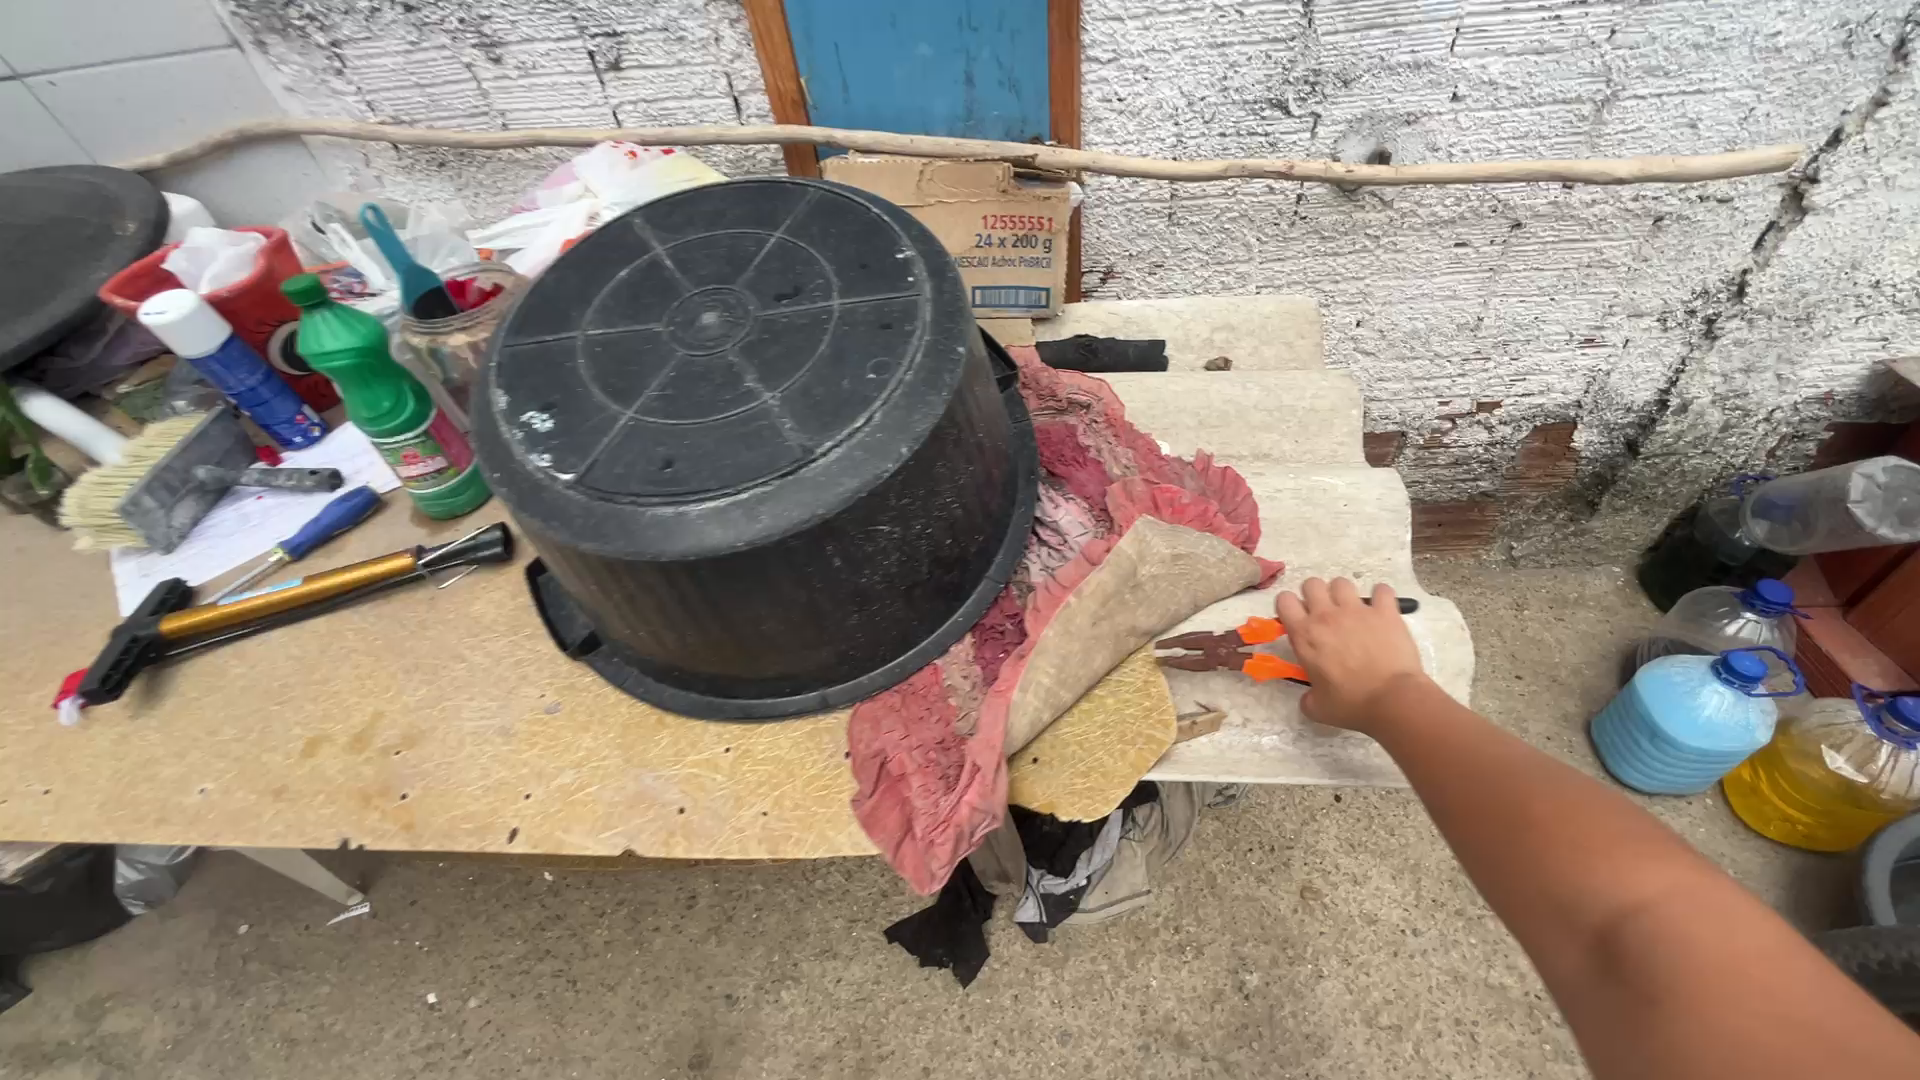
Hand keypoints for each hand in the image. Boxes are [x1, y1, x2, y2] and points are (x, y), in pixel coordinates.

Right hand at [1273, 578, 1428, 733]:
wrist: (1393, 700)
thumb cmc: (1351, 704)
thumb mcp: (1318, 707)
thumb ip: (1308, 698)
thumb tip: (1309, 698)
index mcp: (1304, 634)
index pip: (1284, 600)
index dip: (1289, 606)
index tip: (1297, 618)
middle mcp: (1326, 616)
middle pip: (1311, 584)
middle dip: (1315, 594)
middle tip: (1324, 613)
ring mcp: (1356, 611)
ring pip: (1342, 582)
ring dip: (1343, 593)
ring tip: (1352, 610)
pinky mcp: (1385, 612)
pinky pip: (1382, 590)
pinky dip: (1381, 596)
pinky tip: (1382, 608)